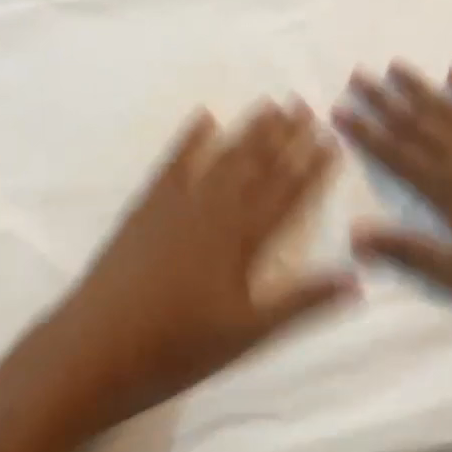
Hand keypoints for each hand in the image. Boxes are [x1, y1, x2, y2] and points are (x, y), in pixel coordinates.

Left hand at [48, 100, 356, 425]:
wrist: (93, 348)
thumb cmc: (177, 347)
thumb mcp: (248, 334)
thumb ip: (302, 303)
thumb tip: (358, 281)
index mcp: (243, 238)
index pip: (287, 192)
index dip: (312, 165)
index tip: (331, 137)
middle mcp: (214, 209)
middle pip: (256, 165)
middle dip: (284, 135)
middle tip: (304, 103)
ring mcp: (176, 204)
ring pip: (221, 157)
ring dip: (248, 131)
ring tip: (269, 104)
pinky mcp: (145, 207)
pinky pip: (173, 163)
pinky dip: (190, 139)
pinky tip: (204, 118)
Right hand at [335, 63, 451, 322]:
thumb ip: (410, 252)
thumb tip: (356, 236)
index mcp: (447, 188)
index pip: (395, 153)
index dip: (365, 132)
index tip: (339, 109)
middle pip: (416, 122)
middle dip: (383, 99)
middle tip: (357, 74)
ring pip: (449, 109)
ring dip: (420, 87)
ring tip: (395, 66)